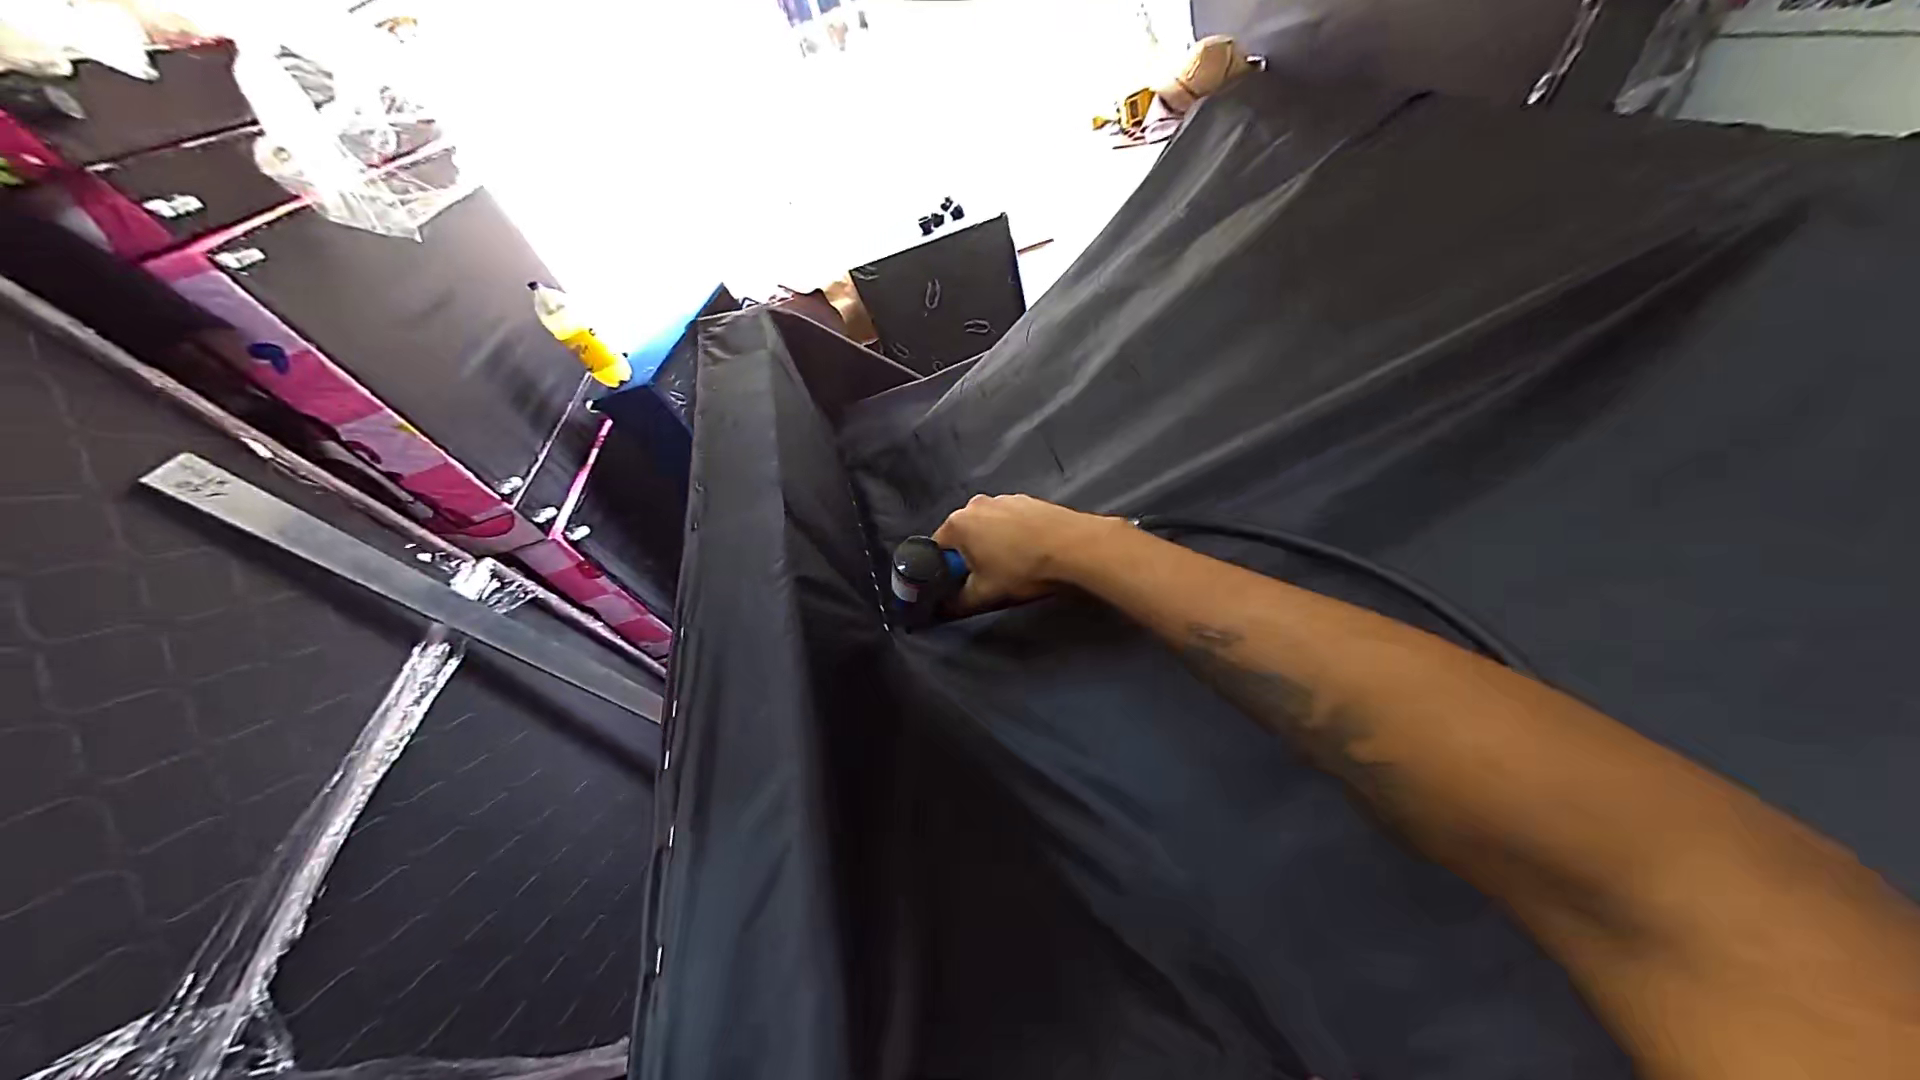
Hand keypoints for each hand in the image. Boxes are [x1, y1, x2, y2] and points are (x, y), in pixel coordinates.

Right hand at [930, 495, 1121, 613]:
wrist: (1073, 546)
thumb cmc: (1024, 567)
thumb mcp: (985, 593)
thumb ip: (958, 602)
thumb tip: (945, 608)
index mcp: (958, 523)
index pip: (937, 547)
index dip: (945, 569)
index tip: (959, 582)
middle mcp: (977, 505)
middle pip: (963, 535)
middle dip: (970, 555)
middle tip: (987, 577)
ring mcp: (1004, 499)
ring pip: (988, 526)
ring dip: (993, 543)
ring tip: (1013, 565)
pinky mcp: (1027, 500)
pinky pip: (1010, 520)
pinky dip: (1014, 534)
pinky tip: (1029, 551)